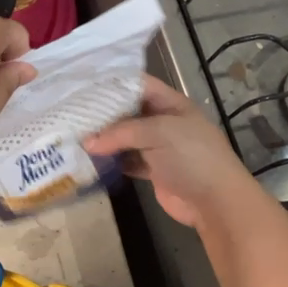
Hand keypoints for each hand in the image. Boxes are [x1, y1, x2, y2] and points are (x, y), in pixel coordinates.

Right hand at [85, 75, 257, 226]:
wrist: (215, 202)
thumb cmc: (192, 157)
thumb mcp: (158, 133)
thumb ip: (121, 133)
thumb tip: (87, 142)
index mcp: (172, 104)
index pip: (139, 85)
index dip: (113, 85)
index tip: (84, 87)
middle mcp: (164, 122)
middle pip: (129, 112)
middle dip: (103, 114)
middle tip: (72, 113)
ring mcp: (159, 147)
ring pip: (126, 138)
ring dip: (105, 139)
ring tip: (75, 135)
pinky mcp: (154, 170)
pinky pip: (127, 160)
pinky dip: (111, 161)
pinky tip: (90, 160)